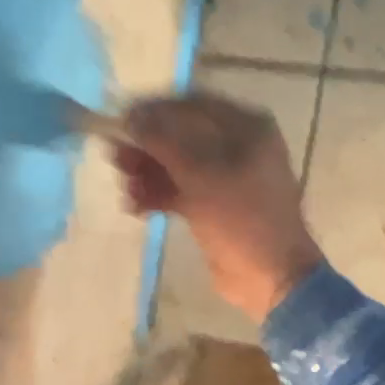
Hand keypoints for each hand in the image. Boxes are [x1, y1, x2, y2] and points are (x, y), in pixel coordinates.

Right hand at [113, 92, 323, 322]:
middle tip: (114, 157)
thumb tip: (131, 116)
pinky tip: (134, 206)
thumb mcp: (202, 176)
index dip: (153, 111)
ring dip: (147, 173)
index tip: (119, 122)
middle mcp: (235, 147)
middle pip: (180, 135)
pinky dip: (157, 196)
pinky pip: (178, 192)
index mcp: (244, 128)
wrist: (270, 278)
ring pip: (176, 166)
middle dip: (146, 146)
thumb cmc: (243, 220)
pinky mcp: (212, 208)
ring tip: (123, 186)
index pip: (190, 106)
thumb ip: (164, 143)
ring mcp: (224, 180)